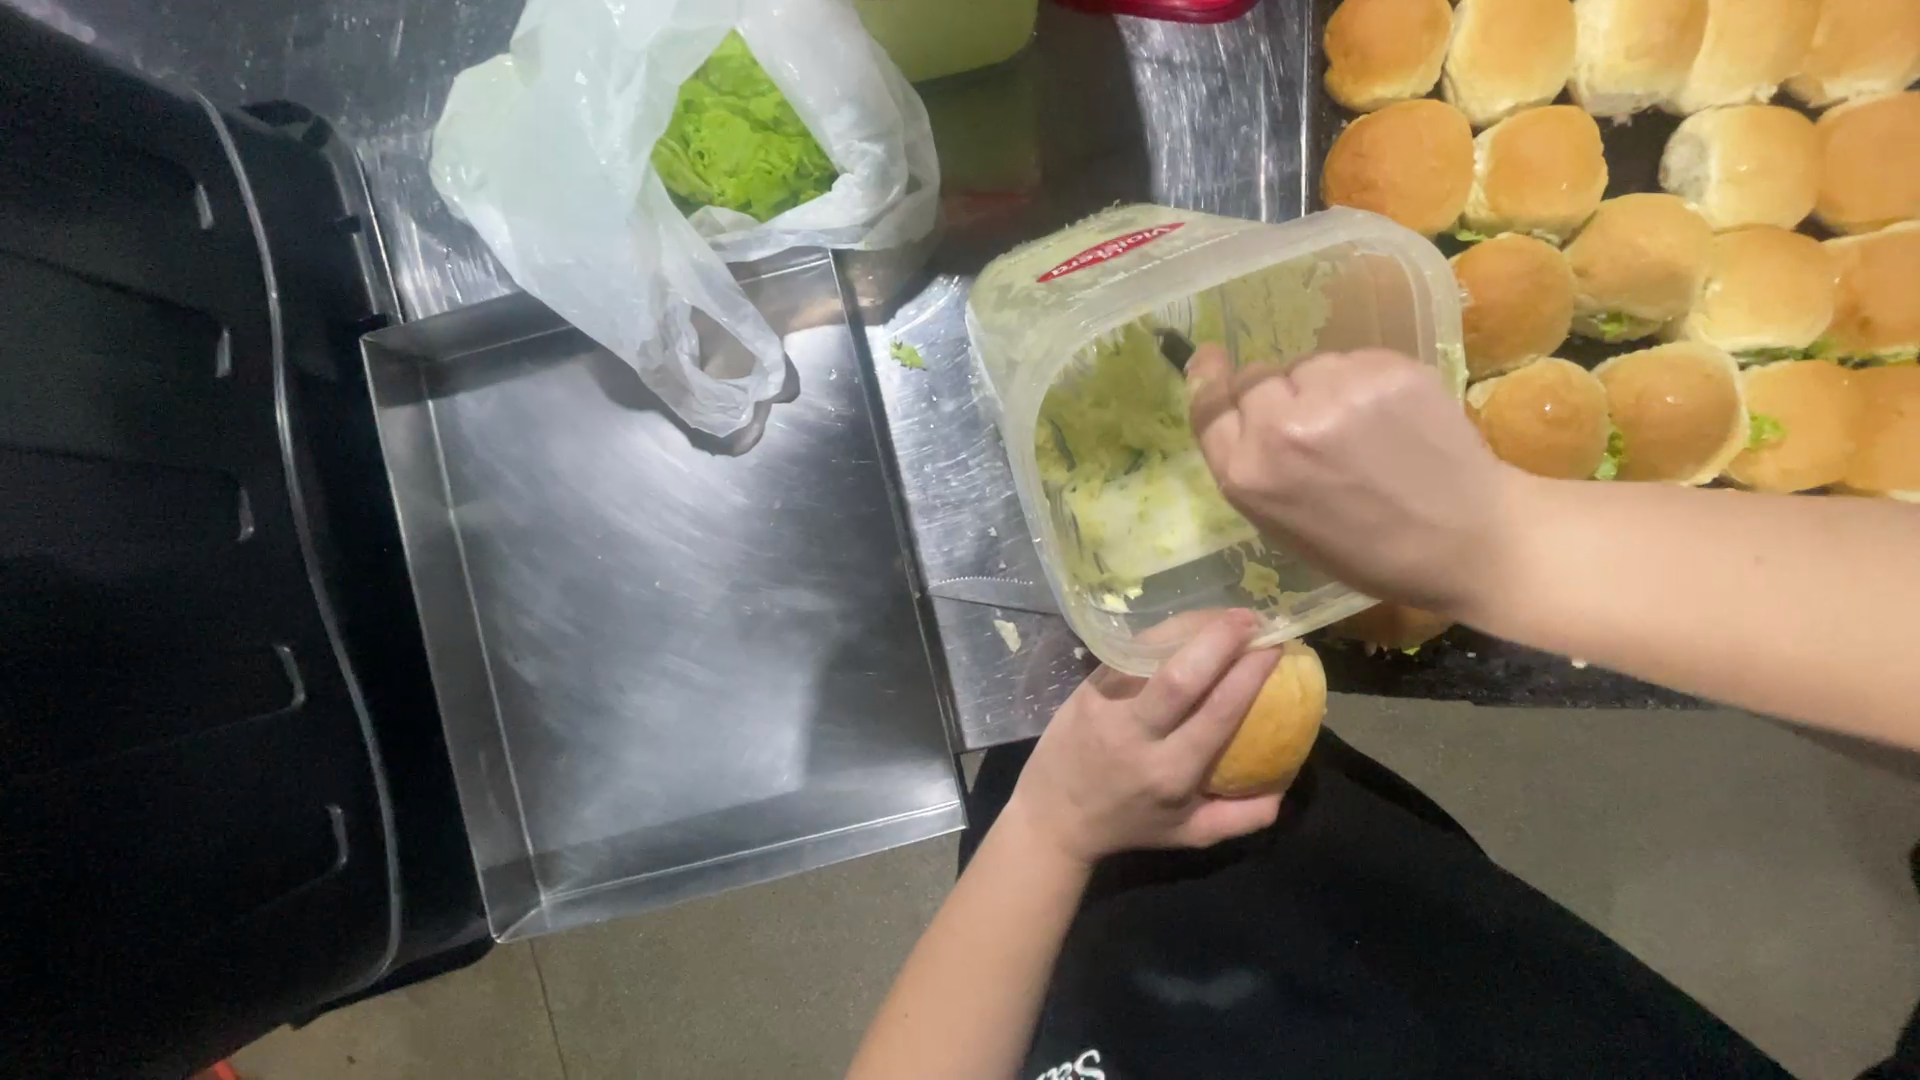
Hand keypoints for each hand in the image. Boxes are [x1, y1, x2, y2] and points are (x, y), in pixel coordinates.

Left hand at [1006, 611, 1284, 866]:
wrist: (1054, 816)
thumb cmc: (1129, 824)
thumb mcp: (1190, 834)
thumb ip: (1244, 817)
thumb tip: (1287, 784)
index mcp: (1169, 772)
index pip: (1216, 713)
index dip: (1249, 675)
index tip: (1275, 649)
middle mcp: (1135, 735)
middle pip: (1180, 677)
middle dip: (1220, 640)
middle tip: (1253, 619)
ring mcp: (1105, 706)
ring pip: (1148, 654)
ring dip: (1190, 626)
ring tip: (1224, 615)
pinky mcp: (1086, 687)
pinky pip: (1126, 653)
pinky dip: (1159, 634)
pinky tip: (1184, 625)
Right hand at [1187, 345, 1524, 616]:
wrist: (1465, 540)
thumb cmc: (1361, 549)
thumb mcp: (1277, 523)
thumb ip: (1246, 464)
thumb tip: (1232, 407)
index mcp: (1247, 474)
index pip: (1207, 405)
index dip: (1207, 378)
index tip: (1211, 358)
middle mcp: (1281, 427)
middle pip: (1253, 378)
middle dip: (1270, 393)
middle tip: (1304, 421)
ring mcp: (1335, 394)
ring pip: (1303, 365)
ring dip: (1316, 385)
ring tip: (1354, 424)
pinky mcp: (1384, 370)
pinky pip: (1348, 360)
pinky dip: (1358, 380)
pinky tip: (1384, 414)